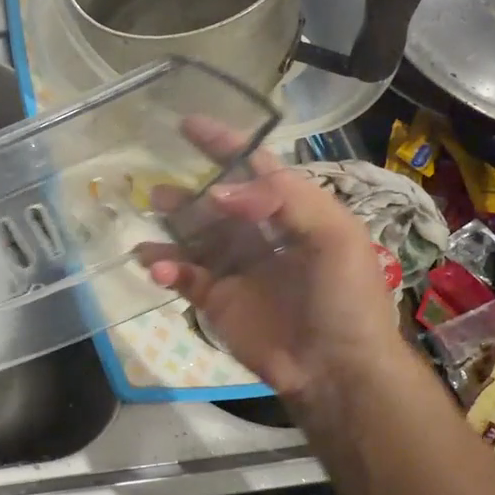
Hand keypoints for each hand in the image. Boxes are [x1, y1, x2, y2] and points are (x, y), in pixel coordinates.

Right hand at [136, 146, 404, 405]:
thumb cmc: (345, 299)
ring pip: (191, 238)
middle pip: (214, 203)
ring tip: (149, 226)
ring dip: (168, 230)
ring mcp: (236, 269)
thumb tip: (218, 192)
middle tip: (158, 191)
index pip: (256, 169)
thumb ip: (282, 200)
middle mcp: (261, 236)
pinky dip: (165, 268)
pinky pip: (181, 275)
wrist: (337, 369)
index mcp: (295, 214)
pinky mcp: (215, 300)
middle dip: (187, 193)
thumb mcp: (333, 237)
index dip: (224, 145)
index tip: (187, 125)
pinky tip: (156, 268)